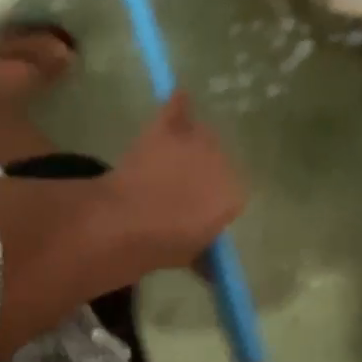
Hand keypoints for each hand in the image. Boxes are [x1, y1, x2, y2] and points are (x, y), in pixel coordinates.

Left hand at [107, 91, 245, 271]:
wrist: (128, 219)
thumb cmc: (161, 244)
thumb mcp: (191, 256)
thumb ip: (206, 252)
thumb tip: (210, 267)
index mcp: (233, 196)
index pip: (230, 189)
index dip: (210, 194)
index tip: (194, 202)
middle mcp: (222, 162)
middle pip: (216, 156)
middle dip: (200, 167)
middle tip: (178, 182)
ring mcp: (195, 139)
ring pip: (199, 132)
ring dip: (188, 140)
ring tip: (169, 154)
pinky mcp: (168, 126)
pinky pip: (178, 107)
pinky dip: (178, 103)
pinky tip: (179, 95)